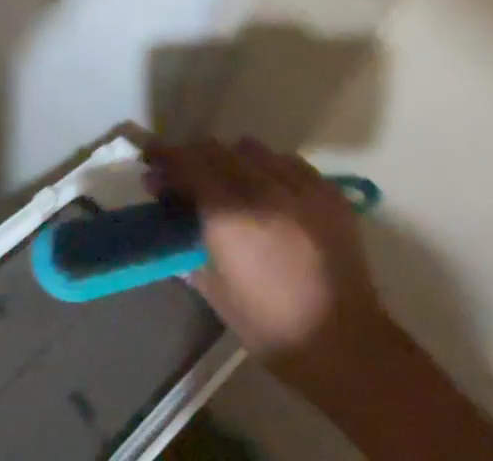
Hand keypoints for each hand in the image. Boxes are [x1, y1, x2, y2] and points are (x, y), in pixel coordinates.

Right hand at [144, 138, 387, 361]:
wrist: (342, 344)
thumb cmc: (267, 324)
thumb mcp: (210, 285)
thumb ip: (185, 241)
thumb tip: (168, 212)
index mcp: (229, 215)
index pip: (188, 164)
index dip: (165, 158)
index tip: (151, 161)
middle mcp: (264, 190)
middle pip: (216, 150)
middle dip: (193, 157)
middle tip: (182, 175)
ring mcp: (301, 188)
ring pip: (253, 149)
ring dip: (230, 159)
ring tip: (227, 180)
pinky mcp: (329, 194)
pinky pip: (290, 163)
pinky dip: (269, 167)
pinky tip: (266, 189)